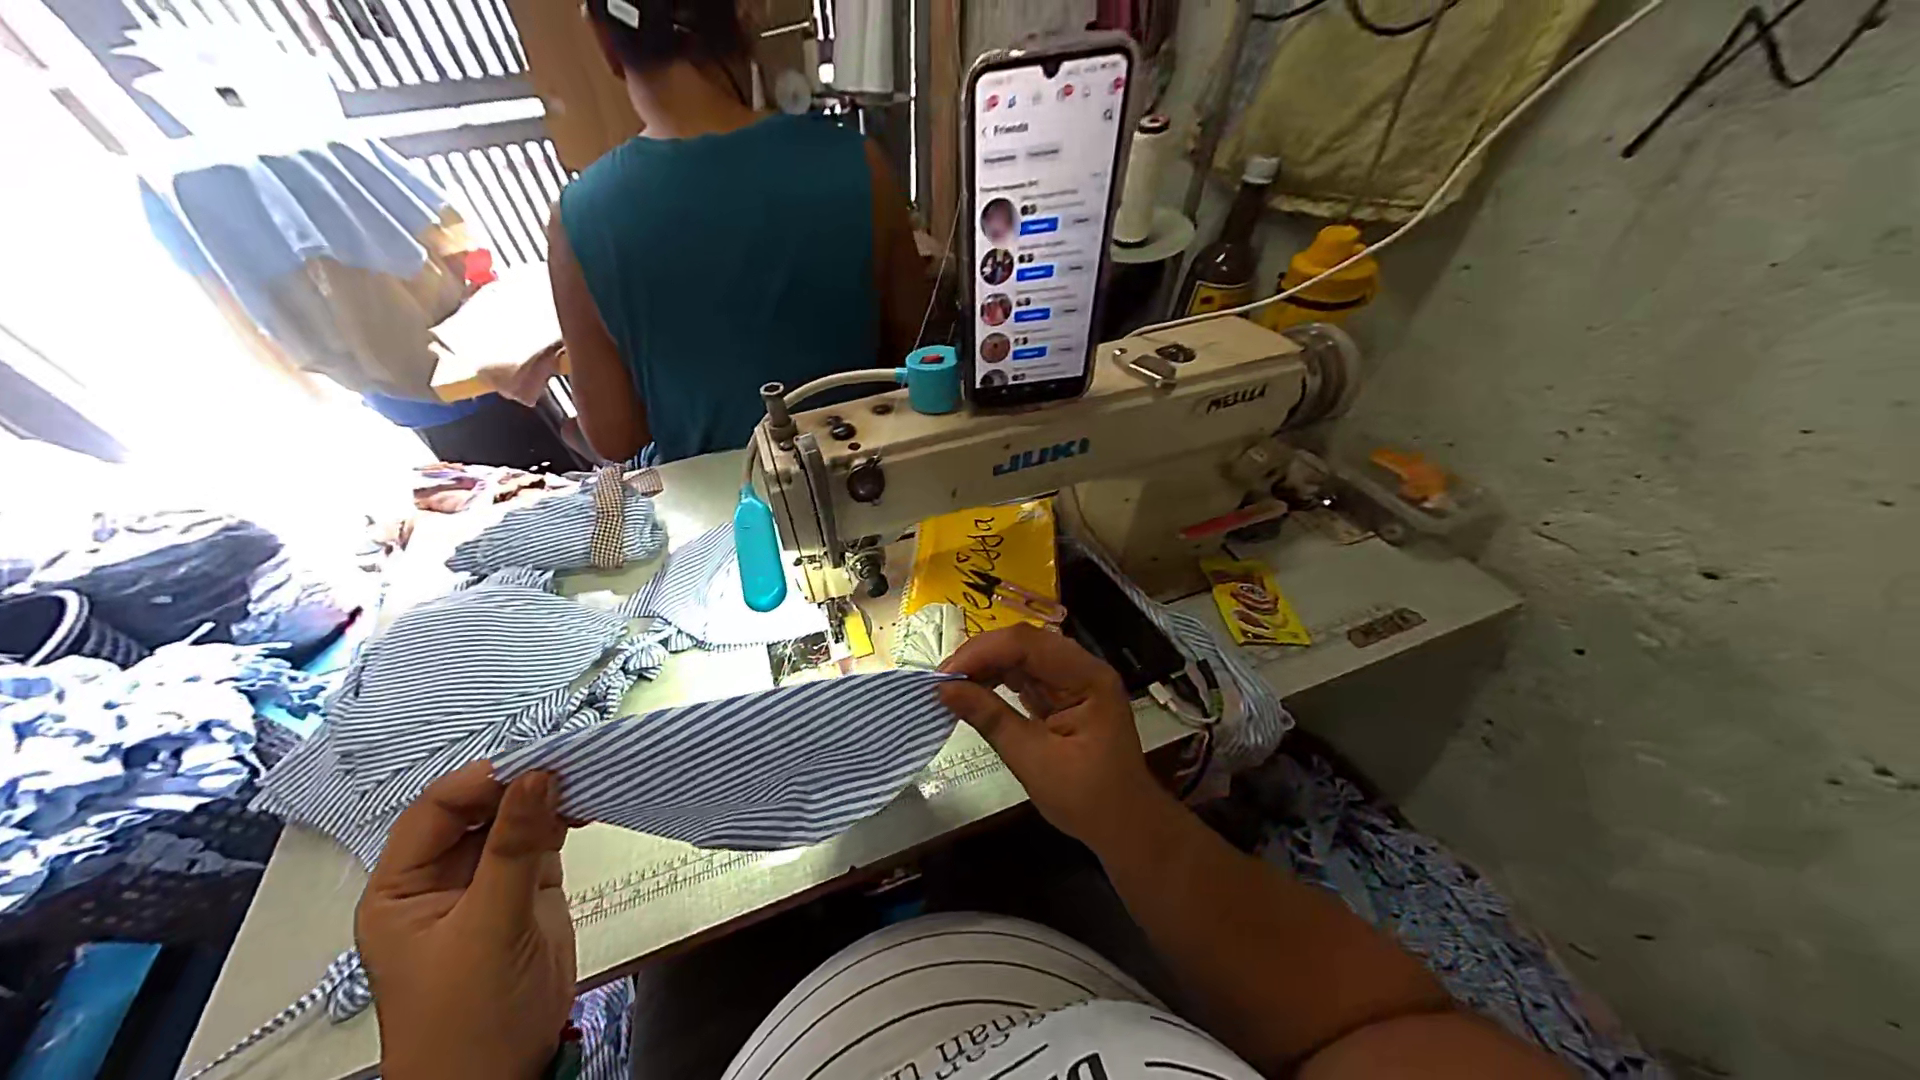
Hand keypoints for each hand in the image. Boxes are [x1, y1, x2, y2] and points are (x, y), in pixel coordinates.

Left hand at [355, 763, 575, 1079]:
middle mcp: (443, 875)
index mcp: (404, 887)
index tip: (535, 762)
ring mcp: (489, 879)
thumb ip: (514, 846)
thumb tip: (539, 773)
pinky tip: (589, 804)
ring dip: (549, 796)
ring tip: (587, 777)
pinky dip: (566, 817)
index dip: (480, 781)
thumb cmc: (471, 1012)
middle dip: (521, 783)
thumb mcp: (489, 925)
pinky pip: (543, 837)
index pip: (436, 812)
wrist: (504, 1076)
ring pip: (516, 818)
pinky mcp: (528, 886)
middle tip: (570, 763)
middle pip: (479, 808)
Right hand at [939, 625, 1170, 851]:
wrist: (1126, 827)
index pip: (1028, 644)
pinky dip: (998, 680)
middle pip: (1025, 643)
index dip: (982, 652)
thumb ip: (990, 719)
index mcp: (1087, 677)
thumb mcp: (1033, 760)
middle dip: (981, 655)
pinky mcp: (1064, 693)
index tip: (945, 675)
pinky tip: (974, 689)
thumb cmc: (1087, 799)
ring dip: (986, 666)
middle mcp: (1083, 668)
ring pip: (1022, 655)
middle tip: (943, 680)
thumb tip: (944, 690)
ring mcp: (1074, 679)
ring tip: (952, 685)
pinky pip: (1026, 674)